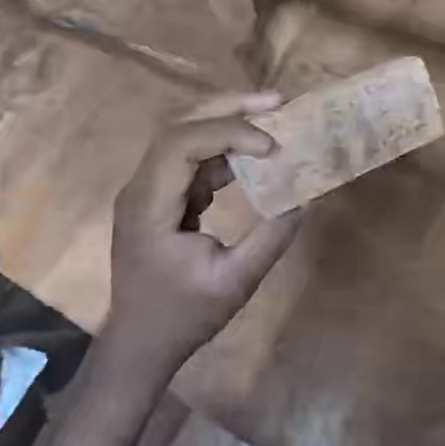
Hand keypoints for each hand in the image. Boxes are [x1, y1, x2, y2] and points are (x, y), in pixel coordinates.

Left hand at [106, 91, 302, 366]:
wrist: (139, 345)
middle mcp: (141, 187)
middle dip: (230, 108)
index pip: (181, 144)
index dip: (228, 133)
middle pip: (180, 126)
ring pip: (185, 135)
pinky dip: (225, 148)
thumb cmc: (182, 316)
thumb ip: (270, 237)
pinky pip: (193, 158)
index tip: (272, 147)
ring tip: (272, 115)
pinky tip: (255, 153)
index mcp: (148, 206)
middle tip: (277, 100)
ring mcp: (149, 189)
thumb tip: (305, 197)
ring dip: (228, 122)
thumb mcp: (234, 282)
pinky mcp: (162, 196)